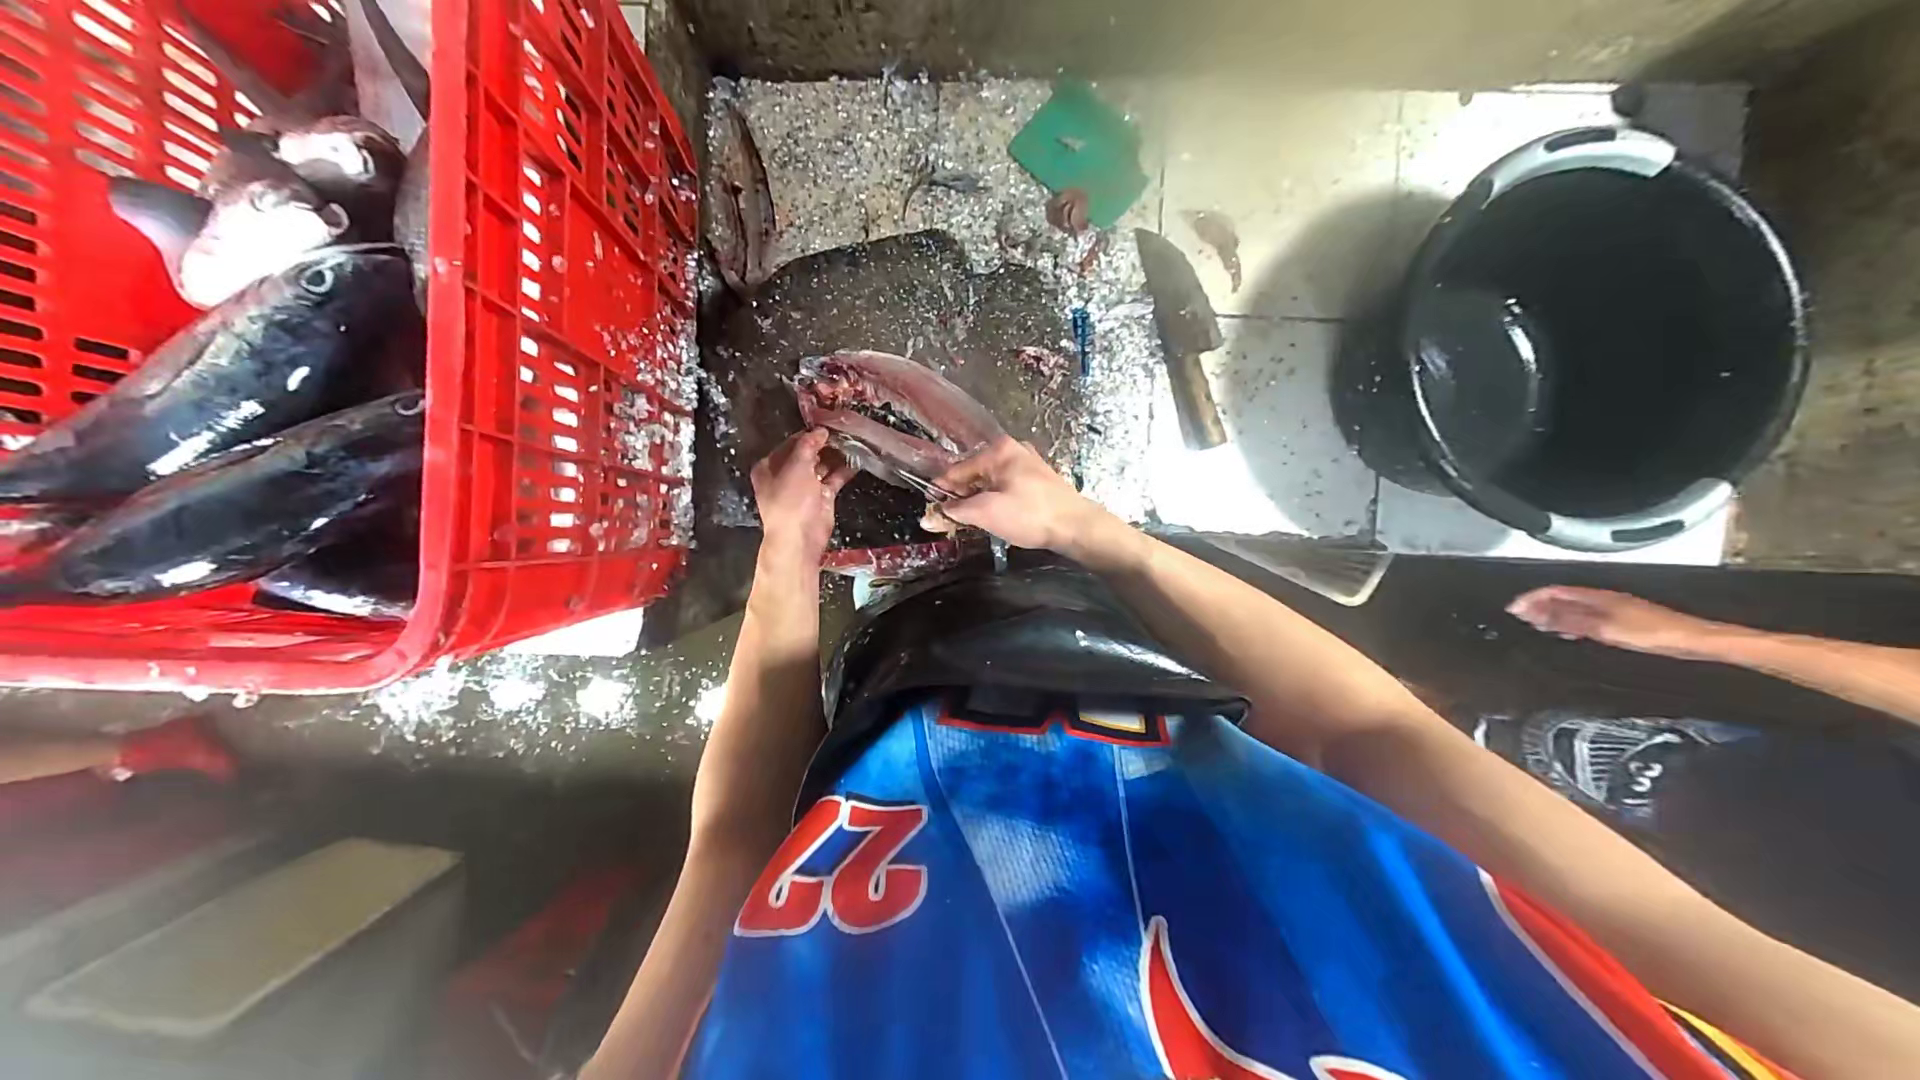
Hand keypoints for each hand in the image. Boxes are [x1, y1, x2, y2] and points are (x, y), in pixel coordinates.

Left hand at [751, 429, 854, 567]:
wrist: (799, 538)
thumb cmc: (790, 499)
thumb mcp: (796, 466)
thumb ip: (808, 445)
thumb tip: (820, 431)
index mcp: (770, 466)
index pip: (791, 443)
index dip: (808, 433)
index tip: (828, 424)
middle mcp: (786, 474)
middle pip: (807, 453)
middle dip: (825, 444)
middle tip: (844, 431)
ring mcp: (805, 487)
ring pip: (822, 465)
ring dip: (836, 456)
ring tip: (854, 441)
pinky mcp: (821, 497)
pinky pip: (833, 479)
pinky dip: (844, 470)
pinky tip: (857, 459)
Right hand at [930, 437, 1110, 553]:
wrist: (1076, 526)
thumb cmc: (1030, 514)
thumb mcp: (986, 513)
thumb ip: (955, 512)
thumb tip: (929, 517)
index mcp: (998, 450)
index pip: (957, 469)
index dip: (941, 491)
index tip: (930, 510)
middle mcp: (1012, 451)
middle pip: (973, 474)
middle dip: (960, 496)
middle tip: (948, 520)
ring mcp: (1026, 464)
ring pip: (989, 482)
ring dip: (977, 500)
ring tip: (969, 521)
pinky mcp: (1036, 481)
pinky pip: (1004, 488)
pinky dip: (994, 501)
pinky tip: (992, 517)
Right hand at [1506, 586, 1724, 658]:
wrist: (1696, 640)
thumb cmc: (1652, 633)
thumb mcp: (1602, 628)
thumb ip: (1566, 620)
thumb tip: (1532, 612)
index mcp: (1596, 597)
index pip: (1554, 591)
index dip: (1532, 598)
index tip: (1514, 609)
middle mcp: (1604, 599)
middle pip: (1563, 598)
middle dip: (1539, 605)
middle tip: (1522, 618)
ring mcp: (1616, 609)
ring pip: (1575, 607)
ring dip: (1554, 614)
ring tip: (1540, 626)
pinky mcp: (1625, 620)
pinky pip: (1588, 616)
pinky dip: (1571, 622)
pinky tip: (1572, 632)